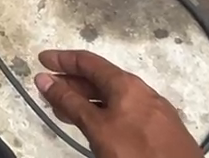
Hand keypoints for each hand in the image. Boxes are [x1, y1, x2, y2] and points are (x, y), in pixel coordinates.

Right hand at [34, 49, 200, 157]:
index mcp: (128, 85)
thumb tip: (42, 78)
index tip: (41, 62)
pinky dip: (106, 114)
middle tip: (50, 93)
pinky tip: (98, 128)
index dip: (62, 59)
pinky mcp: (167, 135)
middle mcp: (146, 94)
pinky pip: (129, 114)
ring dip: (87, 102)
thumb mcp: (96, 127)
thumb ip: (68, 101)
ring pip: (115, 99)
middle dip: (72, 84)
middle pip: (101, 79)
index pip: (88, 61)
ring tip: (67, 114)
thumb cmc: (135, 152)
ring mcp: (159, 115)